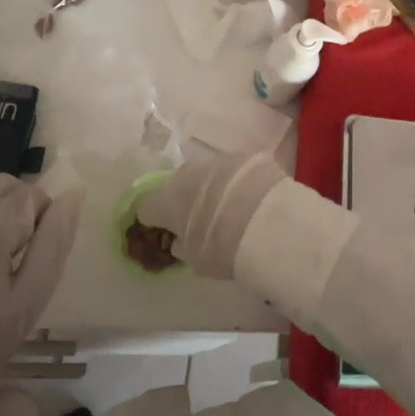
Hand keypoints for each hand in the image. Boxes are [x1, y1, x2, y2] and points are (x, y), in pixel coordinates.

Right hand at [135, 152, 287, 278]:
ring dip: (210, 187)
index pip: (147, 207)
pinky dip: (236, 181)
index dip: (154, 219)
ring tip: (228, 206)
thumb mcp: (196, 259)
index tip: (165, 229)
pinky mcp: (244, 156)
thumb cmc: (223, 247)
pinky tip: (250, 196)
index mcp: (167, 201)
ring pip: (205, 174)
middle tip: (199, 218)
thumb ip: (183, 245)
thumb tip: (180, 239)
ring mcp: (217, 161)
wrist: (267, 221)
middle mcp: (187, 175)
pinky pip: (233, 169)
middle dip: (183, 199)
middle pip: (177, 185)